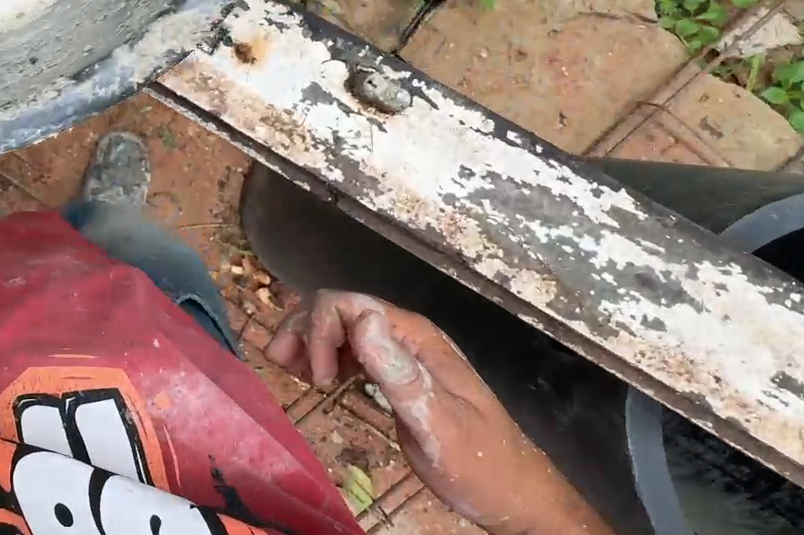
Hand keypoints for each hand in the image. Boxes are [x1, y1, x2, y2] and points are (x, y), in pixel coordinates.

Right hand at [265, 291, 610, 534]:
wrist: (518, 499)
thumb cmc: (479, 466)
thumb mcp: (437, 424)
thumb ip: (399, 372)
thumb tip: (360, 319)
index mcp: (413, 335)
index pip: (345, 303)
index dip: (317, 330)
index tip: (316, 379)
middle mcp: (402, 334)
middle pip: (334, 309)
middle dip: (302, 331)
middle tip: (285, 369)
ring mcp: (397, 350)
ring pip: (335, 326)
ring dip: (306, 341)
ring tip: (290, 370)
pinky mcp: (392, 370)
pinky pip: (346, 347)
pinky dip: (320, 356)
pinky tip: (313, 377)